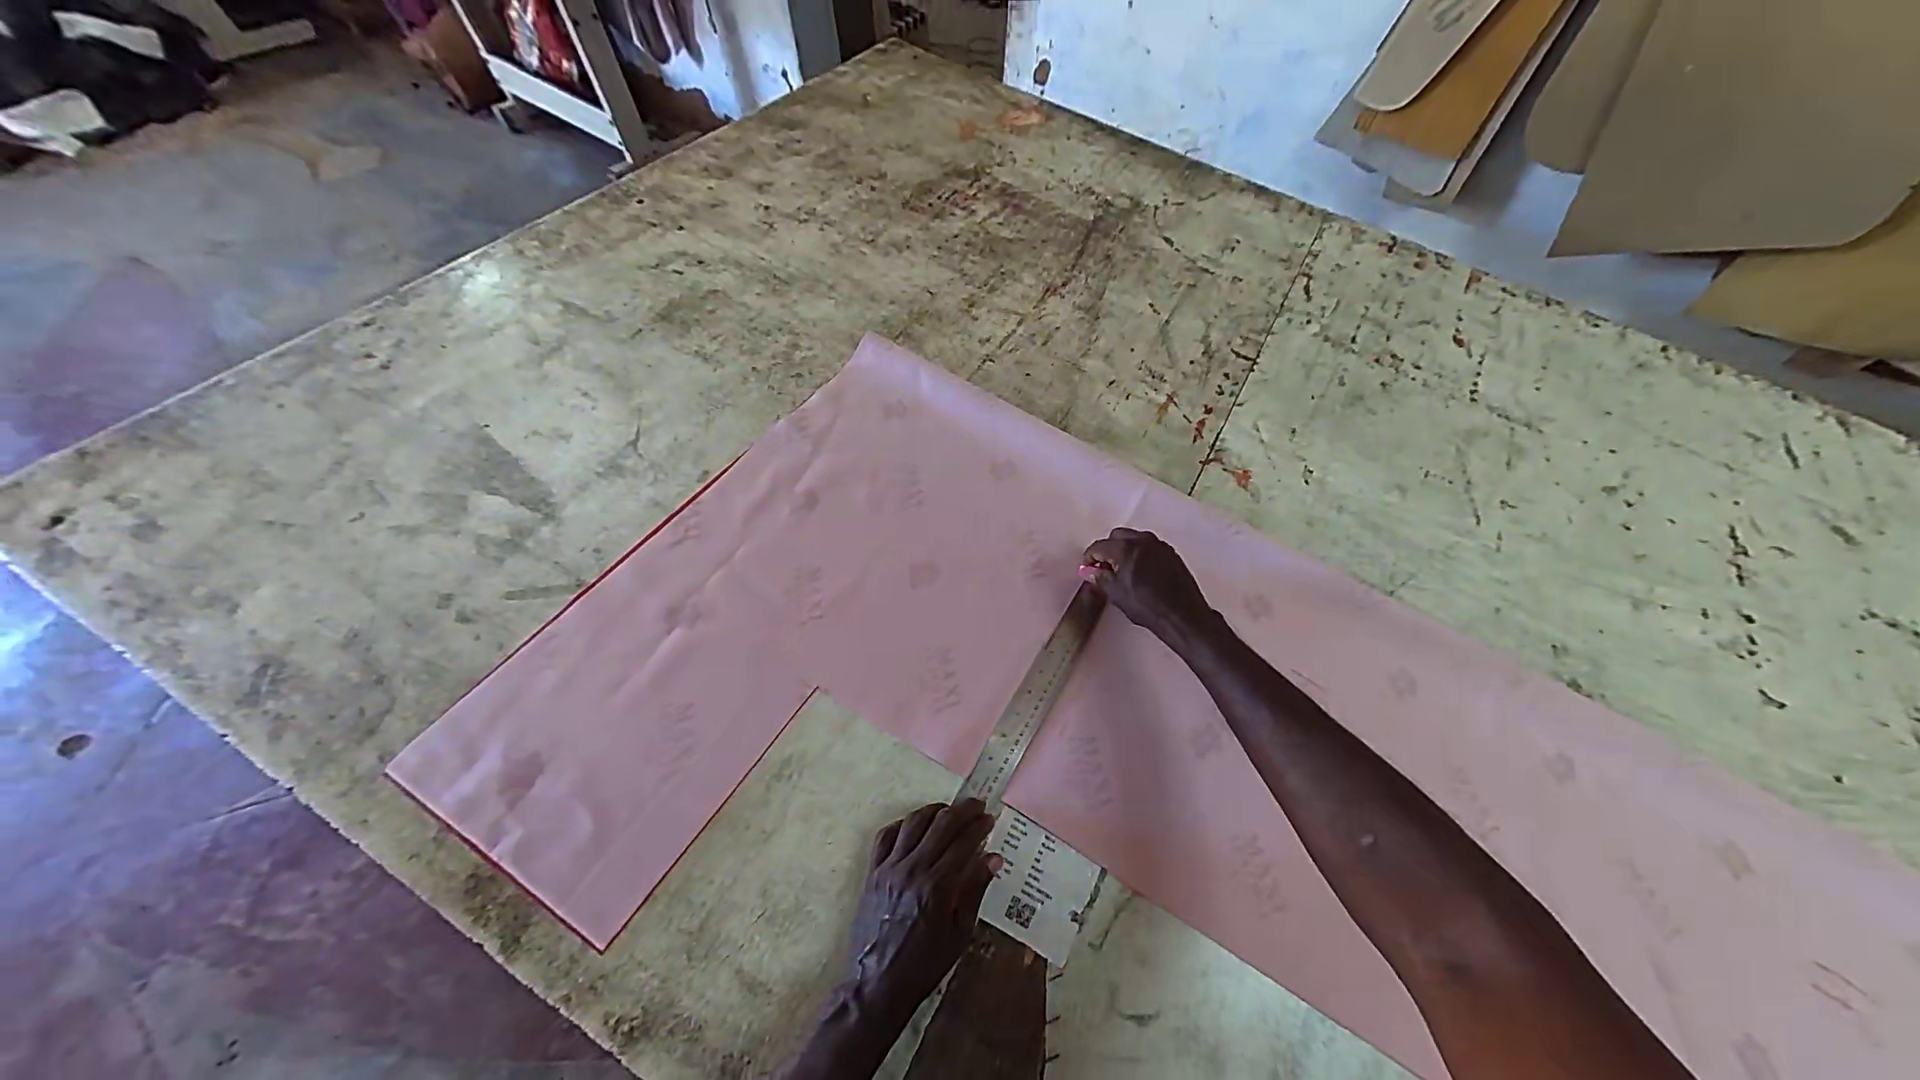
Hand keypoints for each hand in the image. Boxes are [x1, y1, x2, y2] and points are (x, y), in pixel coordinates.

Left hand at [844, 800, 1003, 1015]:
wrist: (878, 983)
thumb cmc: (925, 963)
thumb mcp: (960, 933)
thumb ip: (975, 890)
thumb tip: (993, 858)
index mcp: (937, 886)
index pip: (963, 842)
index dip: (978, 826)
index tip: (989, 818)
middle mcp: (912, 869)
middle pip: (940, 824)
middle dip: (962, 810)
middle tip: (976, 805)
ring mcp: (889, 867)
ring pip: (913, 823)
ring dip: (934, 811)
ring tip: (949, 810)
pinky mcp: (873, 871)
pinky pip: (886, 836)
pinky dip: (903, 824)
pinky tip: (915, 825)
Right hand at [1079, 527, 1214, 639]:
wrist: (1181, 615)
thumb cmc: (1148, 606)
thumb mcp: (1116, 594)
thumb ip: (1100, 578)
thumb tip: (1091, 571)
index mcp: (1125, 548)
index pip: (1099, 546)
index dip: (1090, 557)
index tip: (1087, 567)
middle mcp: (1143, 541)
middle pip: (1117, 536)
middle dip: (1107, 549)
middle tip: (1103, 567)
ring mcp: (1159, 545)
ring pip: (1134, 539)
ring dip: (1124, 549)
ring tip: (1121, 570)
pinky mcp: (1171, 553)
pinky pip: (1149, 546)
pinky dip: (1140, 553)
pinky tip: (1139, 571)